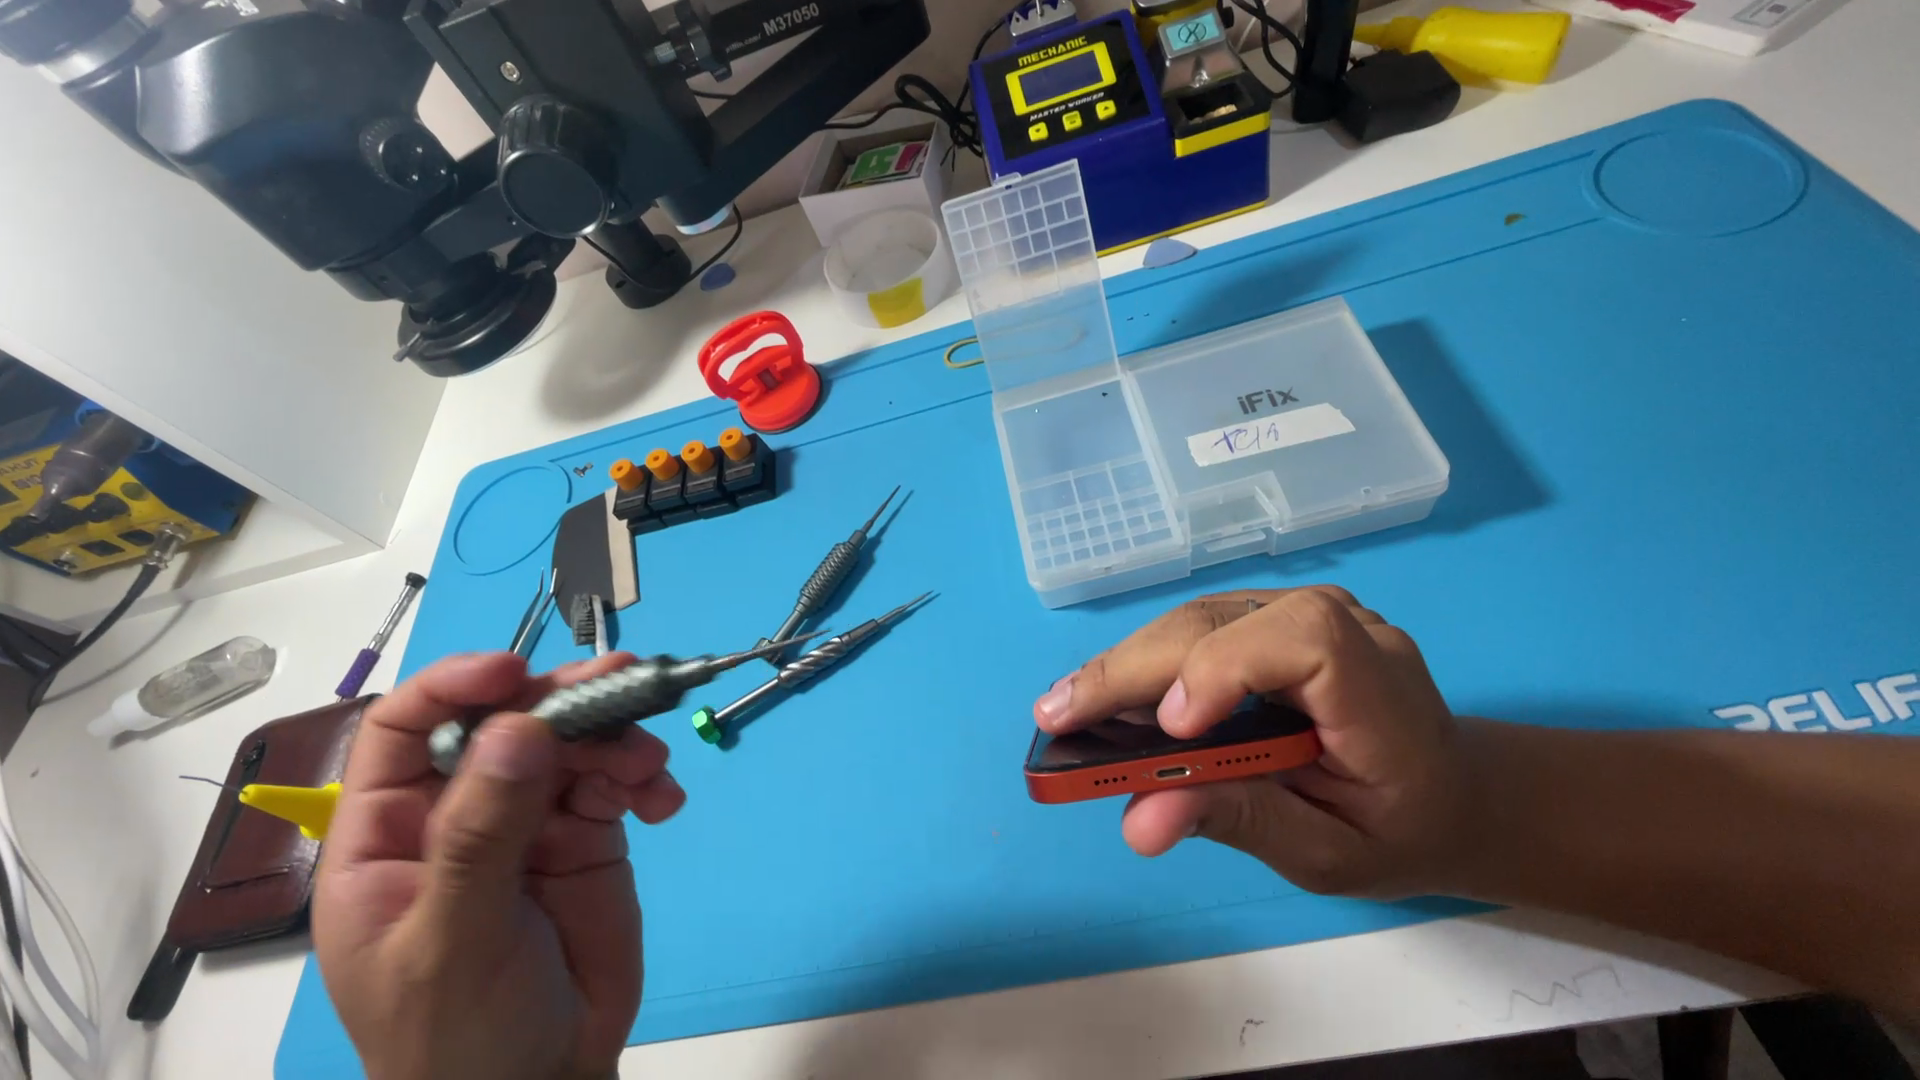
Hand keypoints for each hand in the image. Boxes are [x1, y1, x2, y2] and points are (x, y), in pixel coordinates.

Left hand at [314, 651, 685, 1079]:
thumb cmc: (460, 1031)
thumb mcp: (456, 938)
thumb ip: (482, 834)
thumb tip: (520, 728)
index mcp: (391, 831)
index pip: (405, 729)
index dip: (454, 687)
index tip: (518, 673)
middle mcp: (460, 811)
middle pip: (508, 723)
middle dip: (565, 701)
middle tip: (625, 686)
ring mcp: (529, 820)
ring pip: (573, 742)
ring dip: (618, 739)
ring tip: (651, 766)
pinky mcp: (588, 834)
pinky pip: (618, 781)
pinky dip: (646, 779)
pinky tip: (665, 803)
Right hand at [1033, 587, 1468, 898]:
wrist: (1444, 790)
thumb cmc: (1396, 830)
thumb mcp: (1327, 855)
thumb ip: (1240, 823)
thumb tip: (1138, 822)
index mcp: (1378, 690)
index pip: (1304, 638)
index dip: (1226, 666)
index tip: (1172, 729)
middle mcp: (1344, 627)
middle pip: (1220, 621)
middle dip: (1132, 669)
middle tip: (1058, 717)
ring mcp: (1305, 612)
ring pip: (1196, 617)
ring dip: (1126, 662)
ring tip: (1068, 707)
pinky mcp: (1271, 618)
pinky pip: (1198, 626)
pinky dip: (1146, 661)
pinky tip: (1107, 692)